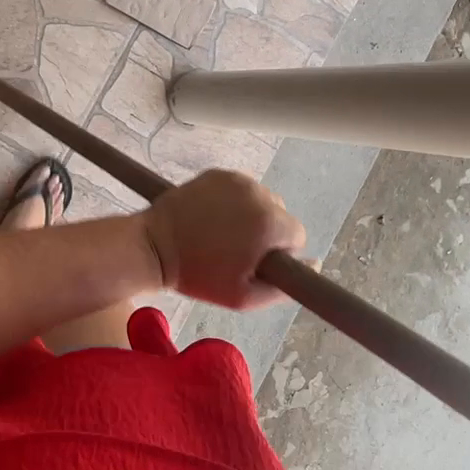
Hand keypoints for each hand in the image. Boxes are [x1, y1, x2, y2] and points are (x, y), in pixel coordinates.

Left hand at [142, 170, 305, 309]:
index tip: (252, 261)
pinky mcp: (216, 173)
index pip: (296, 235)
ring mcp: (235, 179)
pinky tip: (211, 217)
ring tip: (220, 232)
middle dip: (264, 231)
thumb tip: (315, 264)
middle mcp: (258, 193)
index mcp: (270, 222)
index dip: (278, 252)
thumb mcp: (243, 297)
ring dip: (248, 214)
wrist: (154, 246)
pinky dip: (231, 200)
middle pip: (279, 213)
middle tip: (233, 249)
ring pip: (259, 199)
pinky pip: (238, 188)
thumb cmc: (199, 275)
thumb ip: (284, 288)